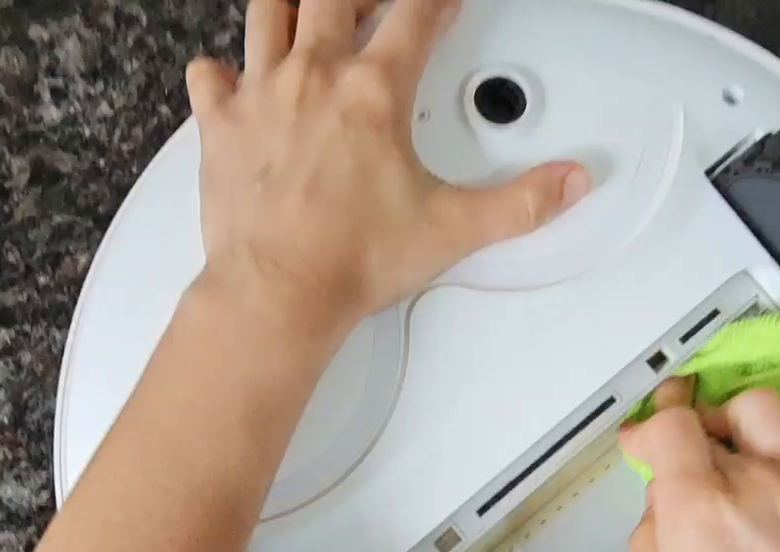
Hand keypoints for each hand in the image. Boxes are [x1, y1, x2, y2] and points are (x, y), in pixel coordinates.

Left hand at [184, 0, 589, 334]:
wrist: (281, 293)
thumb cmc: (352, 261)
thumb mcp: (453, 231)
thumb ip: (519, 204)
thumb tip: (569, 183)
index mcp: (374, 96)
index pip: (415, 15)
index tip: (445, 1)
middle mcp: (314, 80)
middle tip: (377, 2)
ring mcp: (262, 98)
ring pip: (270, 10)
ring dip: (294, 4)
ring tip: (313, 13)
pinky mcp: (222, 129)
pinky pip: (210, 75)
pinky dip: (222, 72)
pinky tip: (234, 81)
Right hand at [621, 381, 779, 551]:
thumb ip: (643, 549)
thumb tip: (660, 514)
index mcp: (697, 509)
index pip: (668, 426)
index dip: (645, 432)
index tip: (637, 449)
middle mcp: (752, 480)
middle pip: (707, 422)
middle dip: (679, 438)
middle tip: (674, 471)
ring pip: (762, 407)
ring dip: (733, 421)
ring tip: (725, 454)